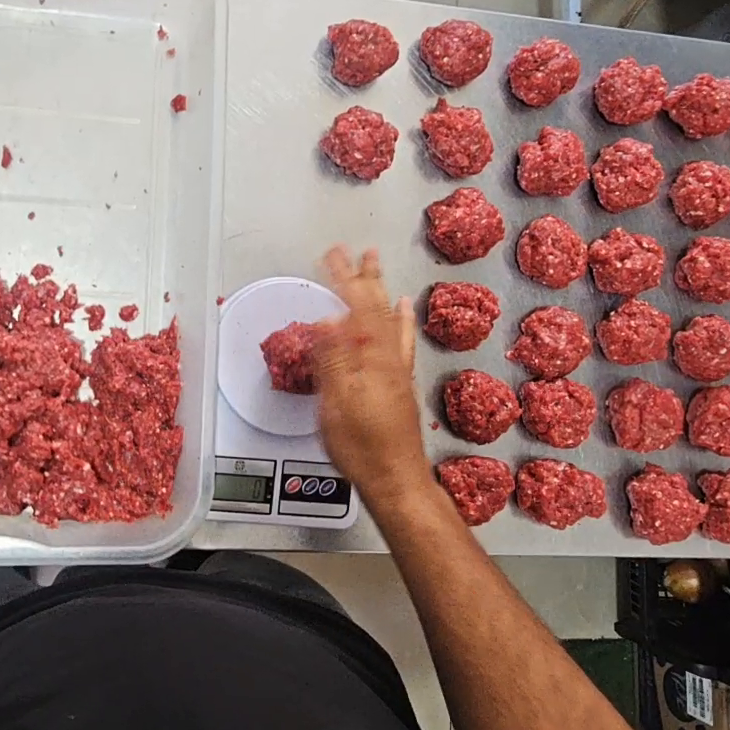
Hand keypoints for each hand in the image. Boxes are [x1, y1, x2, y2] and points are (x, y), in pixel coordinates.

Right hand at [315, 247, 428, 501]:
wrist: (396, 479)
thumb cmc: (362, 446)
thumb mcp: (337, 403)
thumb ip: (333, 360)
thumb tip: (326, 319)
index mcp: (370, 358)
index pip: (355, 308)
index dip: (342, 279)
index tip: (331, 254)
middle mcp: (387, 358)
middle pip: (375, 308)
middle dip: (362, 277)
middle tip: (355, 250)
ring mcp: (396, 369)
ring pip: (388, 319)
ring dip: (381, 291)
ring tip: (377, 267)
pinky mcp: (400, 382)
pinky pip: (401, 339)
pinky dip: (400, 320)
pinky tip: (403, 311)